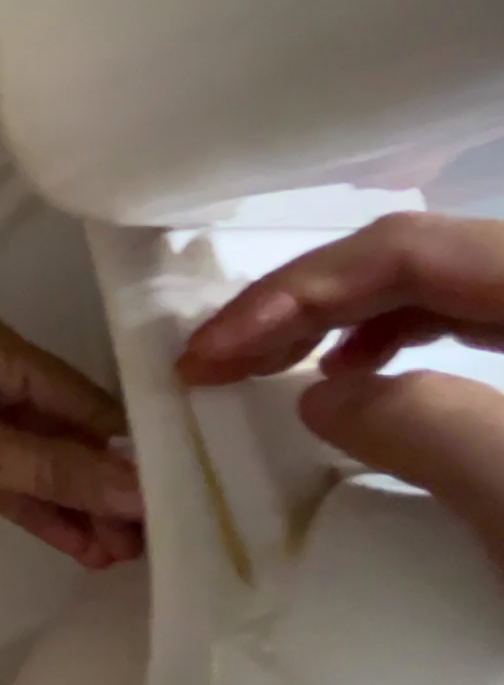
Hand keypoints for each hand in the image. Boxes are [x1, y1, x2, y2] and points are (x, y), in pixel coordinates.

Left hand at [0, 309, 144, 569]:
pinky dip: (32, 501)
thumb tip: (147, 494)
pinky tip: (77, 544)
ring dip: (71, 501)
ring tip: (119, 557)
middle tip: (148, 544)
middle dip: (99, 485)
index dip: (125, 451)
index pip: (79, 397)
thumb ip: (55, 469)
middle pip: (61, 427)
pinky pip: (2, 468)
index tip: (176, 504)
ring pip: (34, 453)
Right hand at [177, 213, 503, 562]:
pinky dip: (405, 340)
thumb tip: (327, 395)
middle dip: (301, 305)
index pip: (416, 250)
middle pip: (428, 259)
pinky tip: (369, 377)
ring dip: (343, 319)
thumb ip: (435, 434)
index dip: (291, 291)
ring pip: (455, 287)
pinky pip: (491, 323)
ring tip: (275, 364)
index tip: (208, 354)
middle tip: (218, 360)